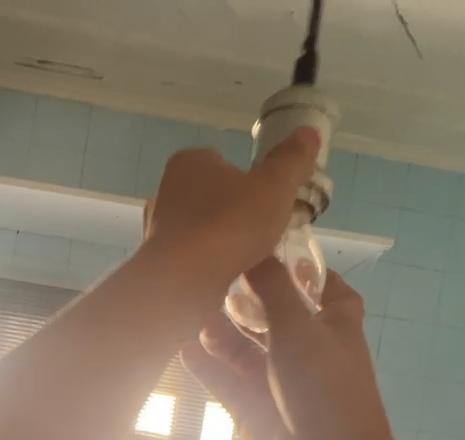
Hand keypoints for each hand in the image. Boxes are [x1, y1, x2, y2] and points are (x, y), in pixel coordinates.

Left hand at [142, 130, 320, 295]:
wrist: (184, 281)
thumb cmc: (230, 224)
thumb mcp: (274, 187)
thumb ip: (292, 160)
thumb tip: (308, 133)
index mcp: (189, 162)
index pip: (220, 161)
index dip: (245, 179)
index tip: (263, 199)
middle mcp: (165, 191)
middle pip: (208, 197)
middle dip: (231, 212)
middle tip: (258, 231)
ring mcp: (156, 229)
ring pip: (197, 230)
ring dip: (218, 241)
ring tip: (244, 257)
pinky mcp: (156, 262)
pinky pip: (188, 258)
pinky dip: (205, 265)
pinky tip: (223, 276)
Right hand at [183, 260, 397, 439]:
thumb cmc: (325, 389)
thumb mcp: (301, 328)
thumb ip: (274, 289)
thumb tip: (255, 250)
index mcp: (332, 323)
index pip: (323, 287)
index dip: (300, 268)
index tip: (267, 247)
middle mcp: (303, 347)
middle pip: (270, 313)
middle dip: (242, 297)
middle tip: (206, 274)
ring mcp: (273, 378)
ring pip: (240, 345)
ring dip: (216, 329)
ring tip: (186, 307)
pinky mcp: (249, 405)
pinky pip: (221, 376)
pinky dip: (203, 362)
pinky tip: (178, 343)